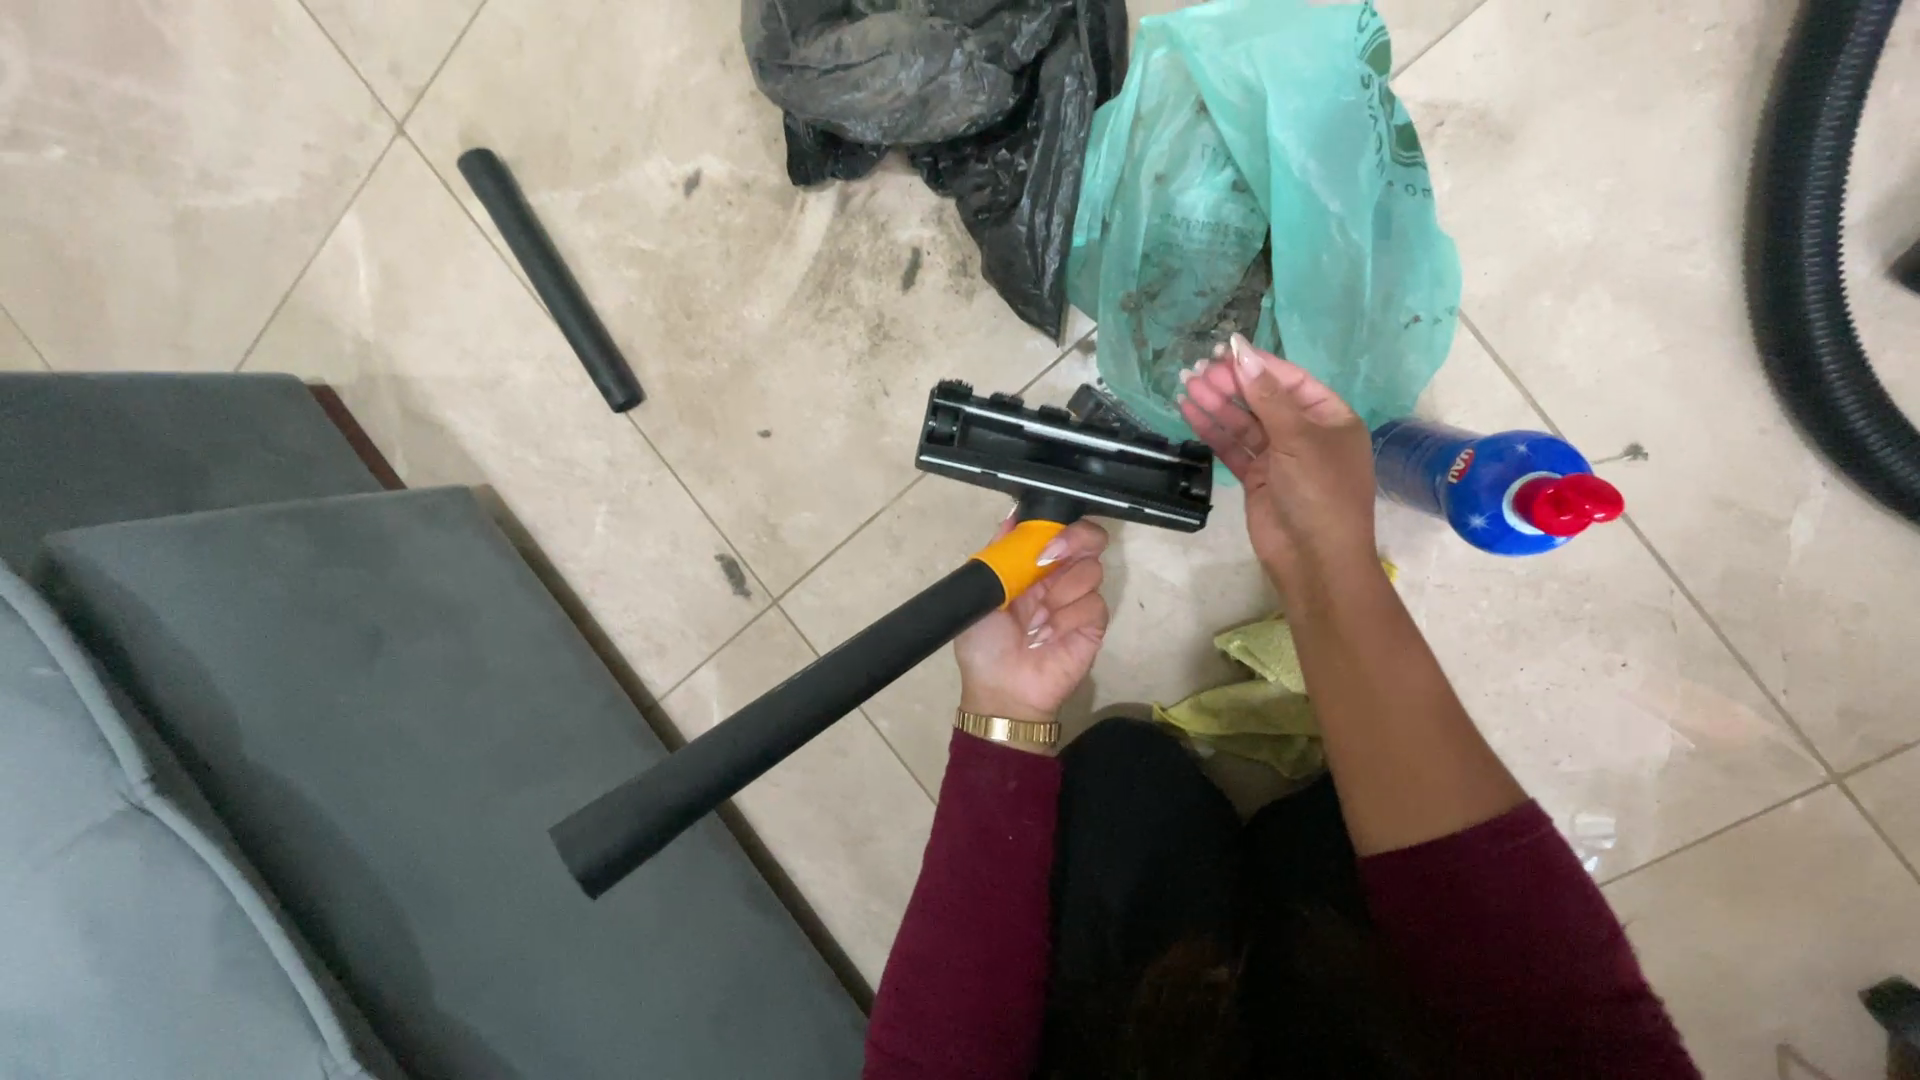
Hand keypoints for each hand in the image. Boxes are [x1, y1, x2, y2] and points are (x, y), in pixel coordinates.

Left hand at [954, 516, 1110, 729]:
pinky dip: (1067, 618)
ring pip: (1092, 570)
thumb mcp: (980, 593)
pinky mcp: (1092, 626)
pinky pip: (1094, 605)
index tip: (1040, 540)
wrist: (999, 690)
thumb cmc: (983, 644)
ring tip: (1035, 619)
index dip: (1057, 525)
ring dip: (1059, 592)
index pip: (1059, 528)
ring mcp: (1077, 601)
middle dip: (1075, 540)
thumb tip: (1013, 515)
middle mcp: (1059, 577)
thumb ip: (998, 554)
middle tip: (1049, 560)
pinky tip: (1045, 636)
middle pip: (1090, 538)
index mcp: (1033, 566)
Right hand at [1178, 333, 1378, 597]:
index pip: (1290, 381)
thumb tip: (1241, 353)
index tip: (1224, 350)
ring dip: (1217, 404)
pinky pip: (1233, 447)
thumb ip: (1266, 396)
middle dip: (1232, 384)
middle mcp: (1306, 434)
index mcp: (1331, 418)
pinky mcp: (1257, 478)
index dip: (1258, 365)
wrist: (1315, 557)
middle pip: (1264, 400)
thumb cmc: (1319, 491)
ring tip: (1186, 385)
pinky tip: (1190, 412)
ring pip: (1244, 423)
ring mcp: (1280, 457)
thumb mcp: (1298, 438)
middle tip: (1197, 370)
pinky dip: (1213, 431)